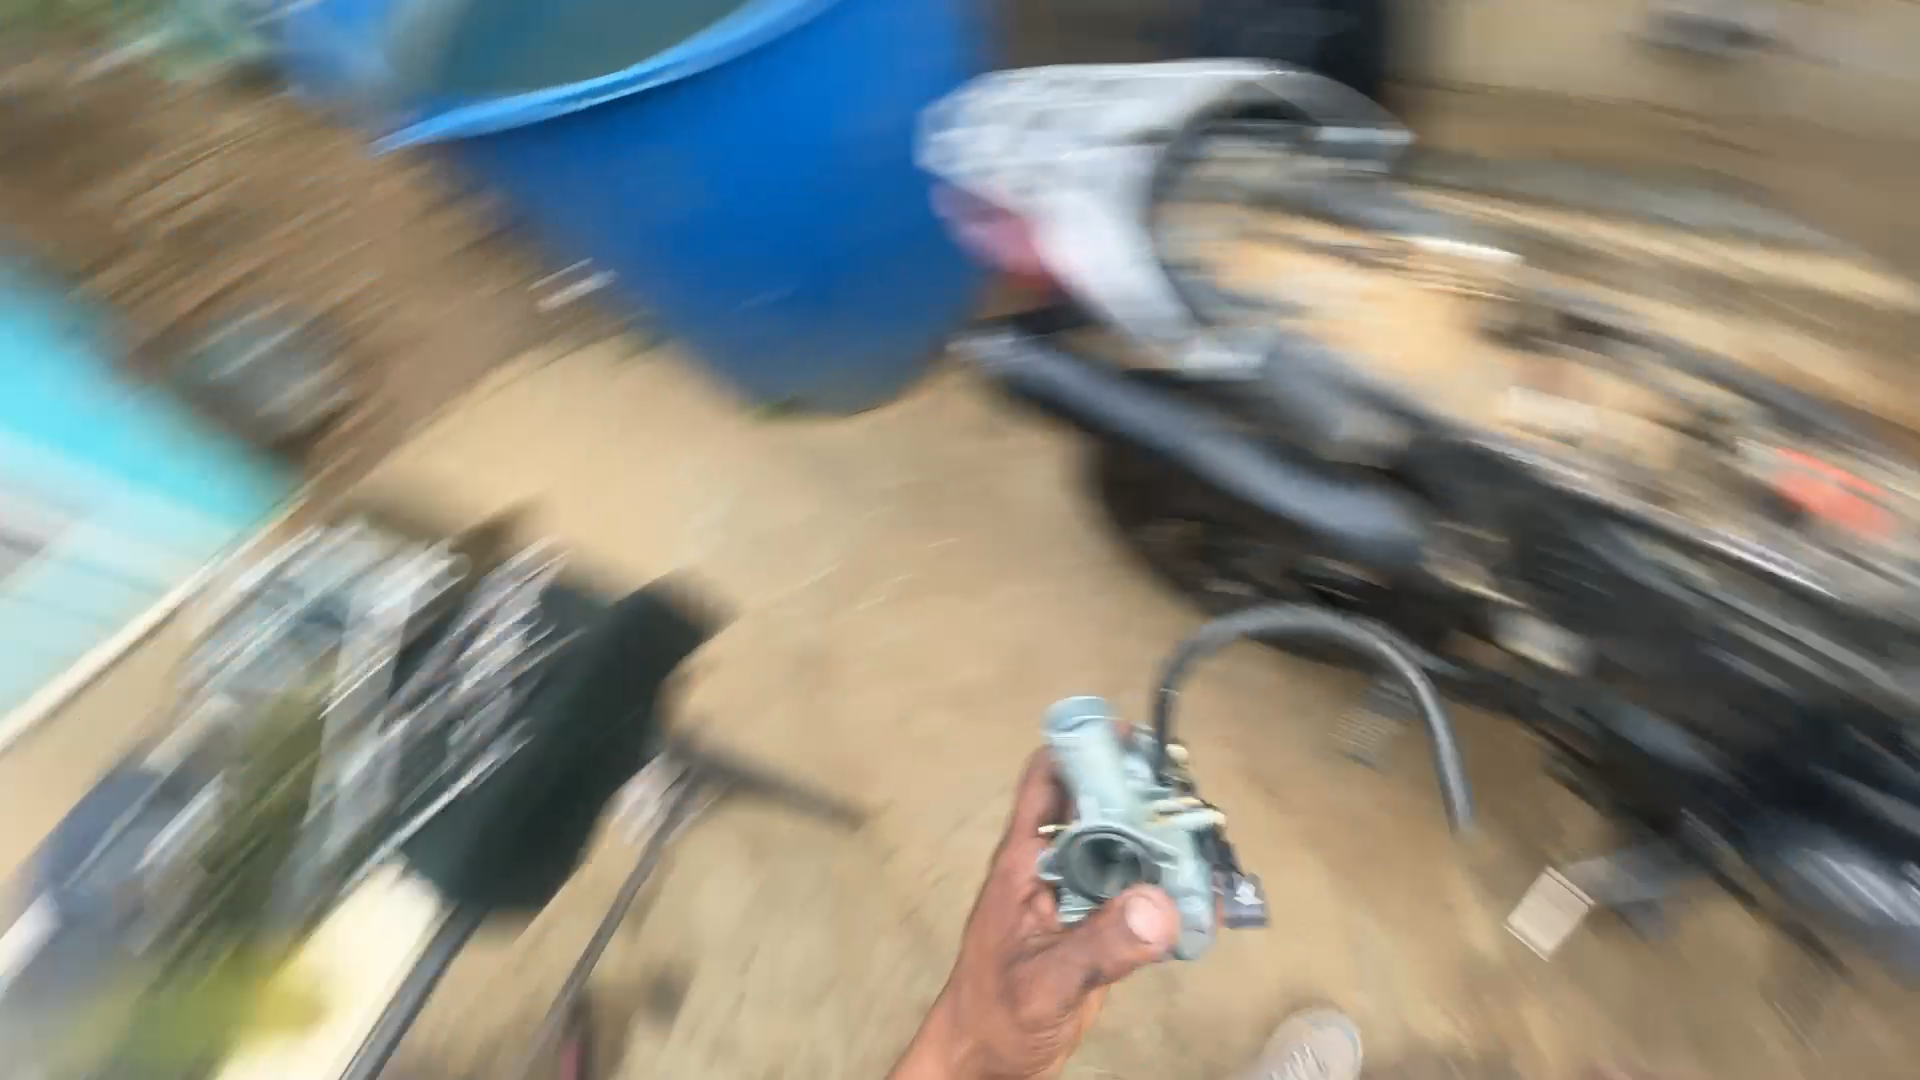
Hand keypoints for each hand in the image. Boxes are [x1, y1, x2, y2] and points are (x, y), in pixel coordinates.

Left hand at [890, 750, 1181, 1079]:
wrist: (987, 1060)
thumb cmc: (996, 1012)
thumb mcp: (1046, 979)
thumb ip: (1100, 945)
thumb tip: (1161, 903)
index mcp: (1024, 859)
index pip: (1045, 782)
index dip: (1079, 750)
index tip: (1125, 740)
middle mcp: (1051, 865)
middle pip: (1091, 806)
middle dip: (1130, 789)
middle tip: (1180, 785)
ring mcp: (1074, 893)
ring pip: (1115, 845)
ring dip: (1152, 835)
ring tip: (1199, 829)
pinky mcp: (1094, 924)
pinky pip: (1131, 890)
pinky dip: (1161, 884)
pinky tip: (1197, 890)